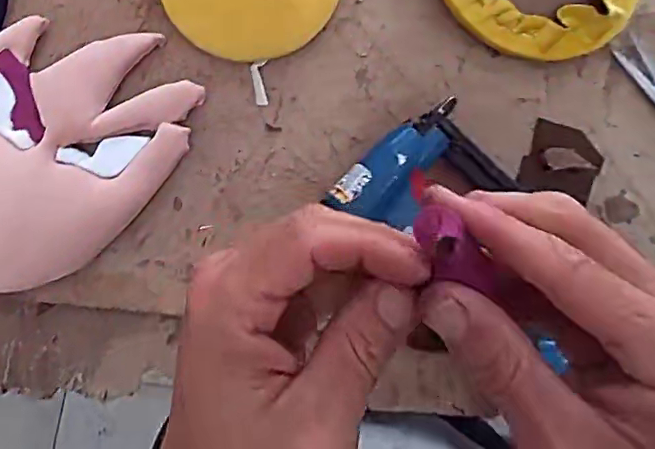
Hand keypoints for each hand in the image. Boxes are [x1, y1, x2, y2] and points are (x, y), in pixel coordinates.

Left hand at [163, 205, 431, 448]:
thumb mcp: (314, 421)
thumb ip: (361, 345)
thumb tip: (406, 286)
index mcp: (228, 296)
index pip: (307, 236)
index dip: (369, 240)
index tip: (421, 263)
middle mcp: (228, 275)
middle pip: (310, 233)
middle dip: (371, 246)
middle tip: (426, 270)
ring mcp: (239, 288)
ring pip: (315, 249)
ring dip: (366, 262)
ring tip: (413, 282)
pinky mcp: (256, 306)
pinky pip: (310, 275)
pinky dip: (349, 283)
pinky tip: (382, 295)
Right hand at [419, 187, 654, 448]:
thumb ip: (503, 367)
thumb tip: (441, 296)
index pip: (574, 265)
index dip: (502, 231)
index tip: (445, 205)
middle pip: (584, 236)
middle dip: (509, 220)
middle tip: (445, 214)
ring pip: (584, 249)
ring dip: (518, 244)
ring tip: (459, 246)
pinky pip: (589, 283)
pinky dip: (536, 279)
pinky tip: (494, 282)